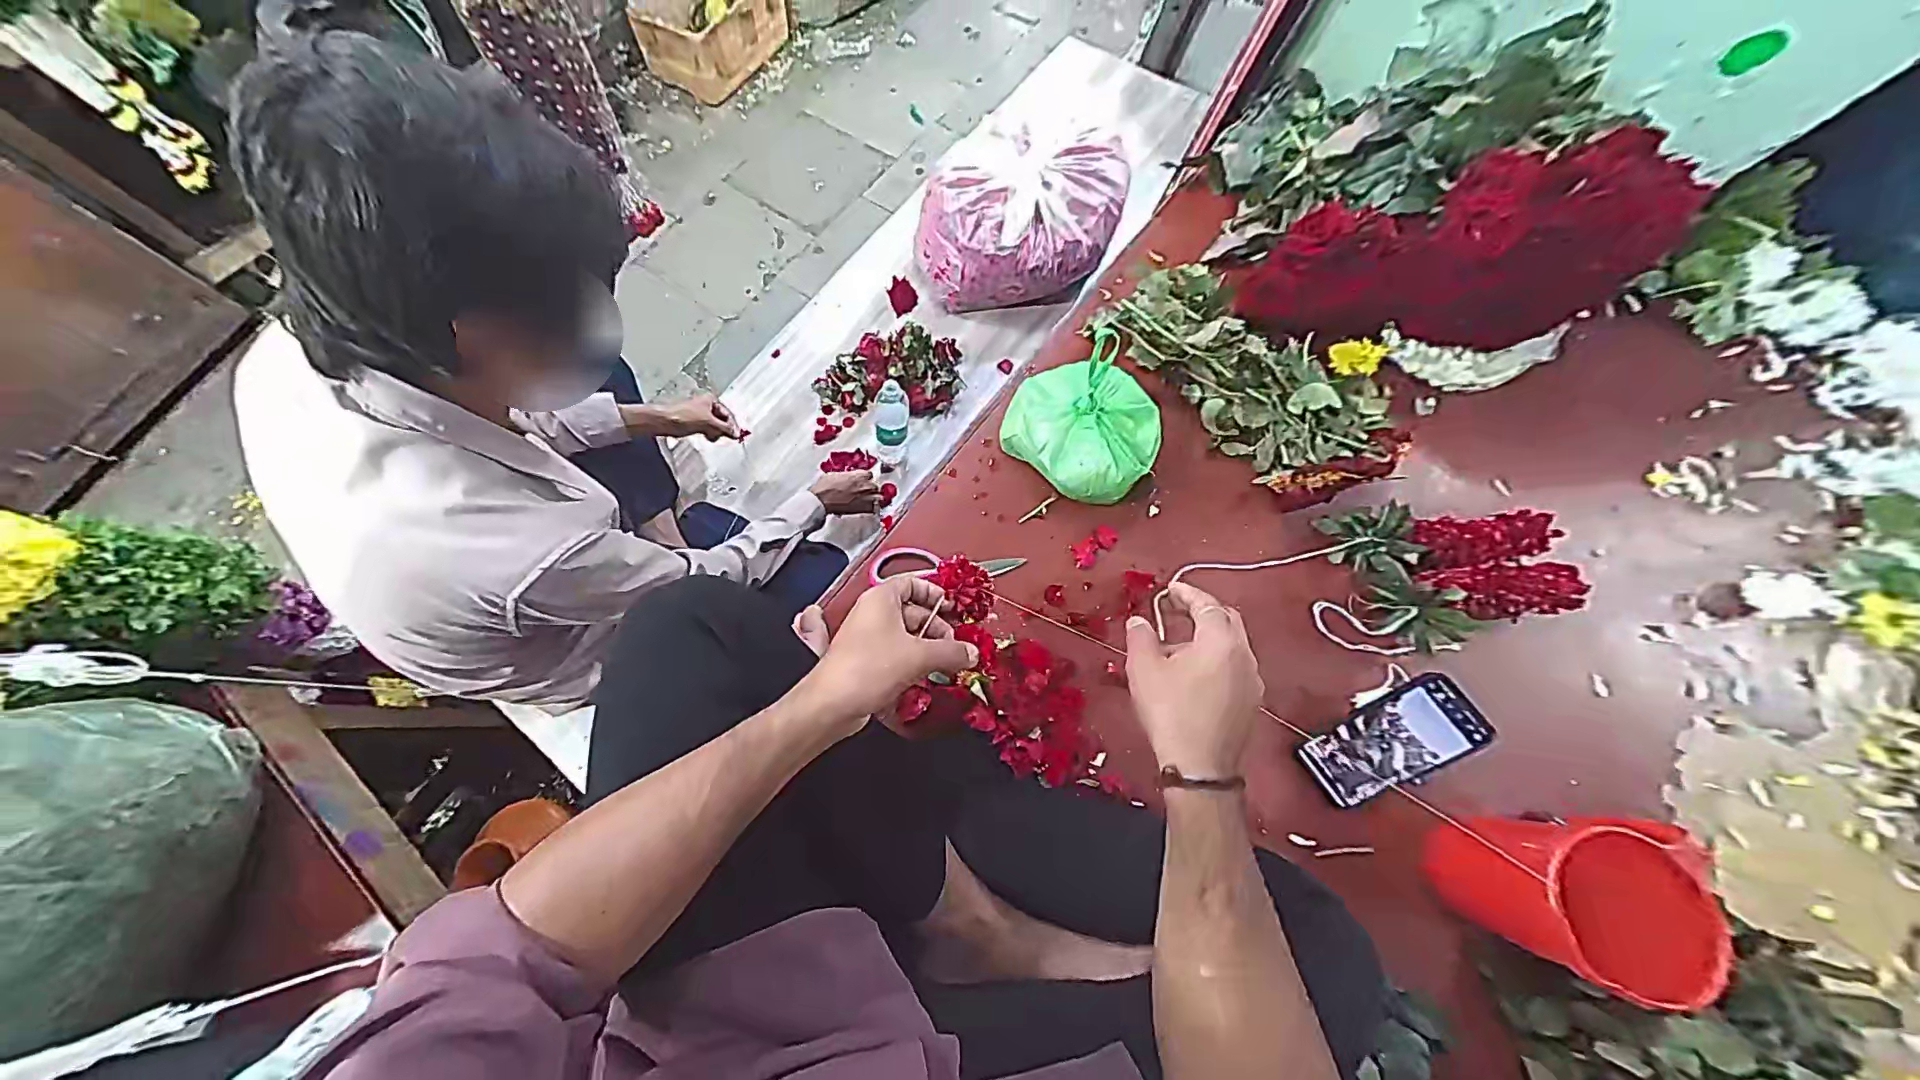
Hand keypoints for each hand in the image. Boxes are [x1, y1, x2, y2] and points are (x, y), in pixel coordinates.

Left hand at [659, 395, 739, 439]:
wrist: (663, 422)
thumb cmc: (681, 416)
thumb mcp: (709, 423)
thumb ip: (725, 429)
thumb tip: (736, 433)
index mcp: (711, 399)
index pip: (728, 414)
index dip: (732, 425)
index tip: (736, 435)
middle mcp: (706, 405)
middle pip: (722, 420)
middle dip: (722, 429)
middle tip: (720, 435)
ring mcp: (699, 414)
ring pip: (714, 425)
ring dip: (714, 432)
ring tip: (710, 435)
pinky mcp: (694, 422)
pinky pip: (707, 429)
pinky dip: (708, 433)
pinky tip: (705, 435)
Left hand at [790, 576, 978, 737]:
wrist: (833, 704)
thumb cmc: (869, 668)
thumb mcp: (920, 656)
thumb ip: (951, 651)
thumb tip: (971, 653)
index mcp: (881, 598)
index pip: (912, 582)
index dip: (935, 592)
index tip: (952, 606)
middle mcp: (873, 613)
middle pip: (914, 611)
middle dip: (937, 628)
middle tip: (955, 645)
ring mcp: (868, 638)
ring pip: (906, 636)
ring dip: (928, 648)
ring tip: (946, 663)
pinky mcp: (867, 661)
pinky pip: (897, 654)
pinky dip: (913, 661)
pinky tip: (927, 676)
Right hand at [811, 470, 882, 514]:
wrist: (821, 501)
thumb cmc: (824, 487)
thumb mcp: (835, 475)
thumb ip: (846, 475)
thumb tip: (847, 477)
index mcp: (859, 475)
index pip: (870, 474)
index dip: (865, 479)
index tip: (862, 481)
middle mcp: (866, 485)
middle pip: (875, 485)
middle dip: (870, 488)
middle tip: (862, 492)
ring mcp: (867, 497)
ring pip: (878, 497)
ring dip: (873, 498)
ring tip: (866, 501)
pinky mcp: (865, 508)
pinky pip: (874, 508)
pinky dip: (871, 508)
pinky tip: (864, 508)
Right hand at [1124, 582, 1263, 778]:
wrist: (1200, 767)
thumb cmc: (1170, 711)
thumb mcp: (1144, 669)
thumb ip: (1141, 636)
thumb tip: (1140, 621)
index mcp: (1221, 641)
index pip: (1207, 604)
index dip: (1187, 593)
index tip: (1169, 589)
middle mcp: (1244, 655)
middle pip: (1227, 620)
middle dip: (1202, 611)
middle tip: (1176, 611)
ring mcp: (1252, 680)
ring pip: (1232, 645)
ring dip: (1208, 636)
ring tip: (1177, 646)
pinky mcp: (1252, 702)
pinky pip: (1234, 666)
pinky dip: (1216, 658)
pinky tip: (1193, 674)